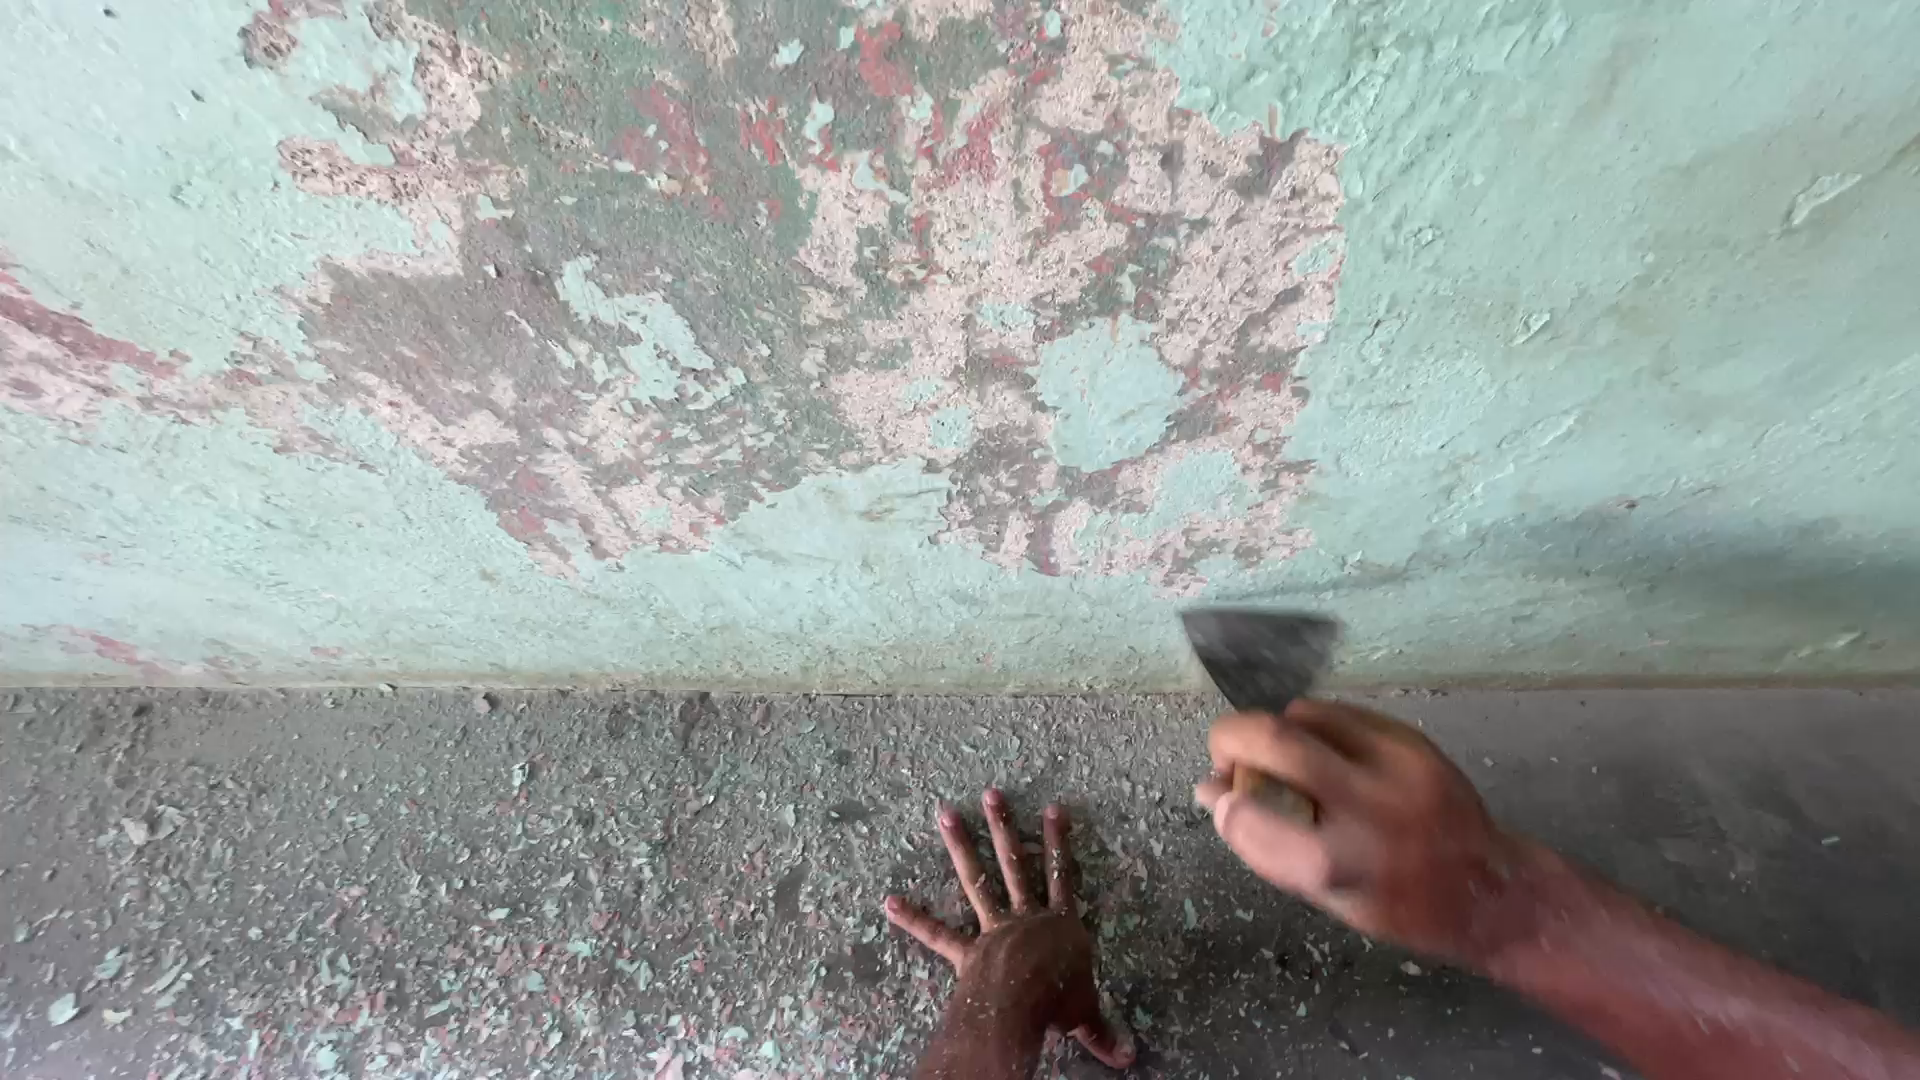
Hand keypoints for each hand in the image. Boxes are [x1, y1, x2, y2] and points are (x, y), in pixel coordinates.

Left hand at [884, 789, 1134, 1068]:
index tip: (1054, 807)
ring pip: (977, 880)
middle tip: (990, 793)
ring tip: (945, 813)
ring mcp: (993, 928)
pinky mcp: (968, 951)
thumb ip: (1103, 1029)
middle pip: (1014, 863)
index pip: (1062, 874)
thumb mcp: (1086, 1014)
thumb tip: (1128, 1057)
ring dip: (961, 846)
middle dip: (1003, 826)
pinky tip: (890, 902)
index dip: (1059, 842)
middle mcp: (1025, 916)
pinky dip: (915, 919)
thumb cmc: (1058, 1003)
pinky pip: (938, 934)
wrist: (1021, 1009)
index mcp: (1059, 923)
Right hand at [1195, 700, 1540, 966]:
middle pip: (1276, 740)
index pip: (1253, 820)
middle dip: (1230, 737)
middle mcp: (1373, 809)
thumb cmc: (1399, 907)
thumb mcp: (1327, 896)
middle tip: (1225, 753)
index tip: (1222, 800)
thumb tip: (1208, 791)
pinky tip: (1320, 750)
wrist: (1496, 893)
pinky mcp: (1412, 739)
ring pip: (1302, 714)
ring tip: (1284, 759)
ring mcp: (1398, 766)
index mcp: (1347, 865)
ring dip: (1273, 731)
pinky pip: (1335, 710)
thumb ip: (1263, 843)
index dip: (1224, 805)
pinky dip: (1309, 724)